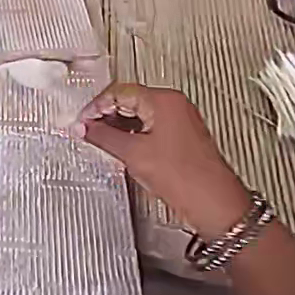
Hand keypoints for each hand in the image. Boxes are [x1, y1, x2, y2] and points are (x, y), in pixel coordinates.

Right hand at [73, 83, 252, 232]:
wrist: (212, 202)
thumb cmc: (185, 177)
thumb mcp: (132, 153)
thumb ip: (102, 137)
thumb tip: (84, 128)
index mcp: (164, 101)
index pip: (119, 92)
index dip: (96, 107)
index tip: (82, 121)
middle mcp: (175, 105)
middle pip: (129, 100)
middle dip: (105, 115)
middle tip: (87, 130)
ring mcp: (180, 120)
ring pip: (138, 114)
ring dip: (117, 126)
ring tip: (100, 141)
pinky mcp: (180, 136)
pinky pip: (149, 126)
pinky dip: (131, 134)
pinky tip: (121, 149)